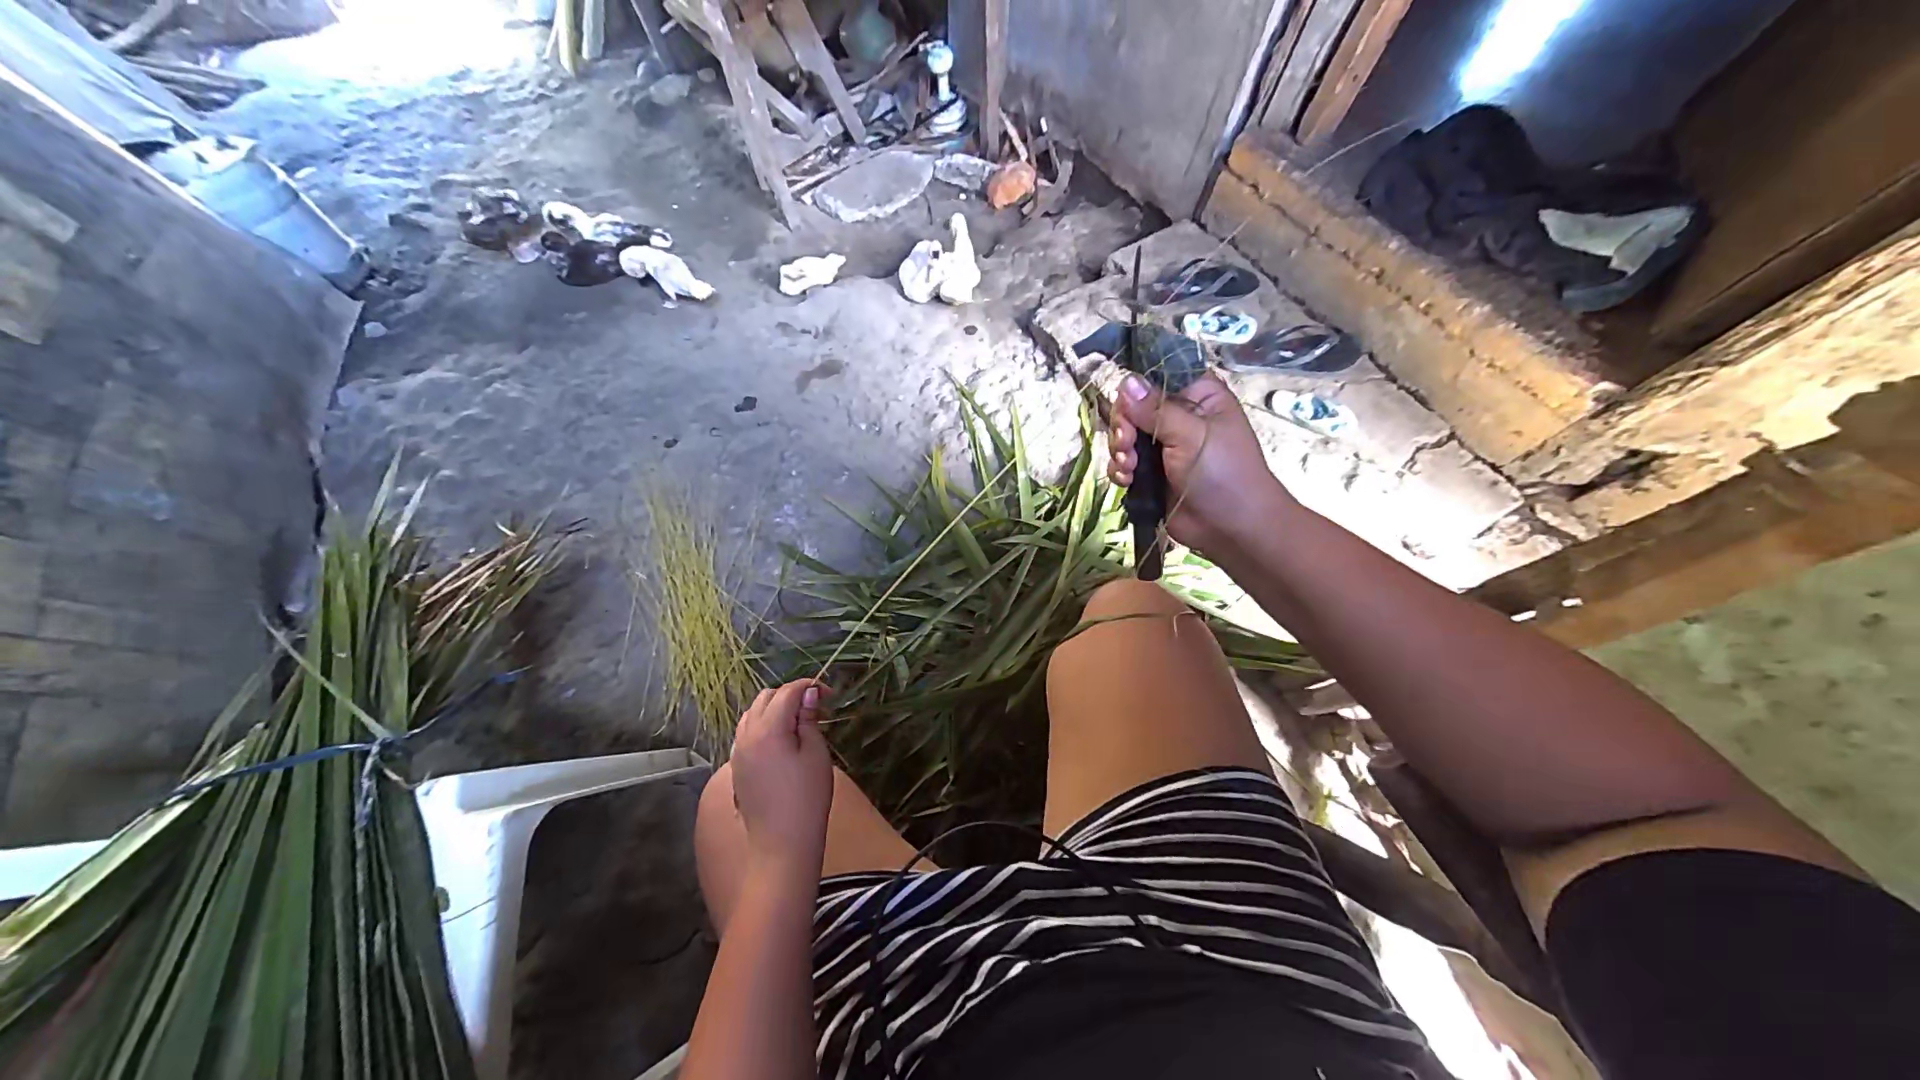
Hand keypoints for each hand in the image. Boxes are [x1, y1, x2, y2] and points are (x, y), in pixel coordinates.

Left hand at [730, 680, 834, 880]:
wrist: (782, 842)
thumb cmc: (807, 797)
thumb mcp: (816, 753)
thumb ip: (809, 720)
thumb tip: (809, 695)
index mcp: (768, 729)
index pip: (787, 692)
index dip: (809, 687)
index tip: (830, 695)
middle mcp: (747, 735)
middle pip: (765, 698)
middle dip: (790, 695)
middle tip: (816, 709)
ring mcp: (738, 752)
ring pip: (753, 714)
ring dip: (774, 709)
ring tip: (798, 723)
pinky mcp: (737, 767)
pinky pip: (747, 733)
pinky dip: (764, 726)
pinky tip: (782, 741)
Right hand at [1107, 373, 1292, 558]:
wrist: (1233, 528)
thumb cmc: (1224, 473)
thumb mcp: (1191, 434)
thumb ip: (1155, 409)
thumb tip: (1125, 380)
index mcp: (1197, 395)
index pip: (1156, 376)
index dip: (1135, 389)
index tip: (1127, 408)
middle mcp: (1178, 415)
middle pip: (1133, 407)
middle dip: (1123, 427)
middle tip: (1127, 446)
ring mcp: (1163, 446)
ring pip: (1125, 435)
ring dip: (1120, 450)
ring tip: (1129, 468)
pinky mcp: (1151, 473)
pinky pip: (1124, 462)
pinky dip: (1120, 470)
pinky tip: (1126, 481)